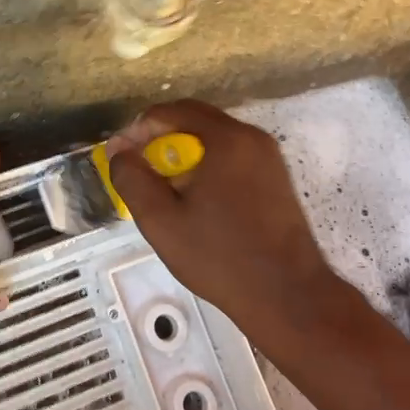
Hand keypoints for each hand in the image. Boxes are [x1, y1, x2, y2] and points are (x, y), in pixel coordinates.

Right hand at [108, 100, 343, 348]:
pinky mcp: (276, 179)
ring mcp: (269, 158)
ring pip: (213, 139)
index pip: (170, 112)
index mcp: (226, 139)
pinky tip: (196, 199)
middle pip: (194, 119)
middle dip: (160, 138)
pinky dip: (207, 165)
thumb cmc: (221, 257)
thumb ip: (132, 178)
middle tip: (139, 168)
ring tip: (164, 186)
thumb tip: (120, 152)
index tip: (121, 156)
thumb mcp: (160, 219)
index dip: (137, 129)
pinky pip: (232, 156)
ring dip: (183, 153)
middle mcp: (252, 138)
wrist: (289, 297)